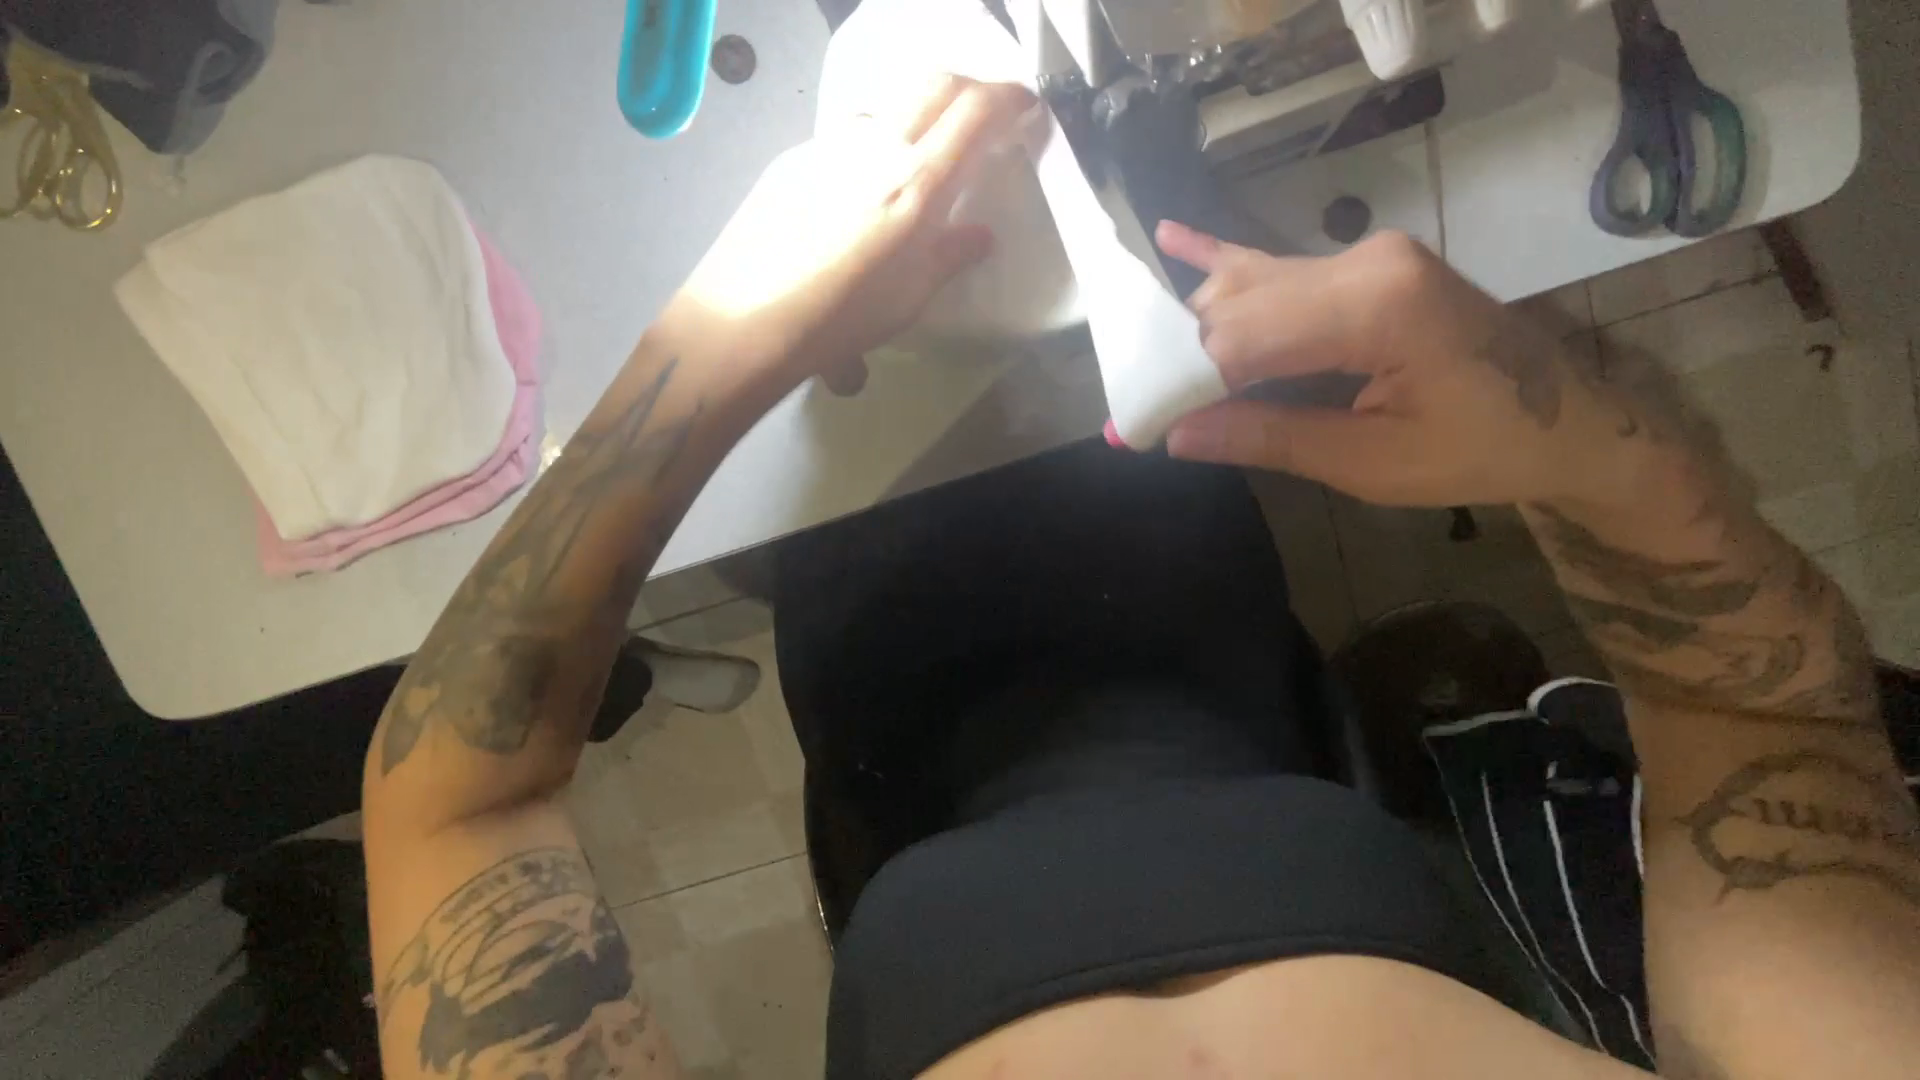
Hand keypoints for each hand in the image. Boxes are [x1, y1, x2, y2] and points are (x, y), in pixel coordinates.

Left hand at [675, 76, 1037, 391]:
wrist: (750, 318)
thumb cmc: (841, 318)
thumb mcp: (910, 297)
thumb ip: (950, 256)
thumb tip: (979, 236)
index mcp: (916, 182)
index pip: (975, 110)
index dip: (1009, 98)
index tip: (1024, 109)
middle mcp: (875, 146)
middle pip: (935, 83)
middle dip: (970, 89)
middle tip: (984, 115)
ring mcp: (830, 144)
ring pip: (886, 108)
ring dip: (915, 118)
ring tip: (916, 159)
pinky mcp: (794, 158)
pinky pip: (846, 138)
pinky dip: (870, 148)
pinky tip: (859, 192)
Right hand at [1154, 221, 1661, 509]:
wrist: (1567, 421)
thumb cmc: (1480, 451)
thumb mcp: (1370, 463)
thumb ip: (1270, 437)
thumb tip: (1177, 434)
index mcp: (1375, 306)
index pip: (1241, 339)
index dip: (1183, 385)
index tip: (1136, 428)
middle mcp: (1364, 261)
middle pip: (1235, 304)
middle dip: (1182, 361)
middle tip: (1139, 413)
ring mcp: (1363, 256)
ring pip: (1246, 285)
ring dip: (1196, 332)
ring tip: (1151, 376)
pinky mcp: (1363, 266)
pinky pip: (1277, 262)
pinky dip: (1223, 259)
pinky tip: (1170, 236)